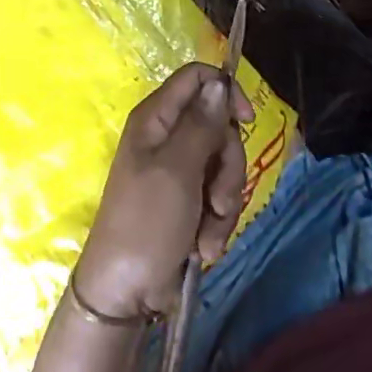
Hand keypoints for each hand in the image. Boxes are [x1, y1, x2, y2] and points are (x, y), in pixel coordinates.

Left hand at [71, 63, 254, 319]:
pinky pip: (218, 195)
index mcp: (156, 118)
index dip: (225, 91)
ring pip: (223, 164)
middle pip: (218, 126)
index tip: (246, 120)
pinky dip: (217, 222)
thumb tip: (218, 82)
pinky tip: (204, 246)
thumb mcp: (177, 169)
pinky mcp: (188, 200)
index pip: (196, 78)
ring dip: (224, 201)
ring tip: (207, 232)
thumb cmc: (146, 223)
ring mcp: (178, 170)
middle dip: (227, 165)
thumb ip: (201, 124)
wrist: (125, 293)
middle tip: (218, 198)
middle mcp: (167, 137)